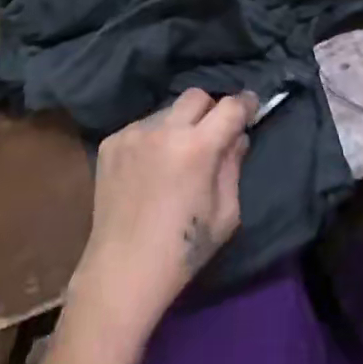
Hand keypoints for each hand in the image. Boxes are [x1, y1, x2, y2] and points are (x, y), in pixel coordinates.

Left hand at [67, 89, 258, 340]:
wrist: (124, 267)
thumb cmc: (183, 248)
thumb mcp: (225, 213)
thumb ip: (233, 166)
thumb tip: (237, 137)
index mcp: (196, 147)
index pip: (229, 108)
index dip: (246, 103)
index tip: (252, 105)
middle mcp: (162, 129)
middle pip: (195, 96)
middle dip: (211, 109)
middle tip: (213, 134)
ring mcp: (132, 132)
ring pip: (165, 112)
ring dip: (178, 126)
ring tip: (176, 158)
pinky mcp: (110, 142)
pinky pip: (141, 128)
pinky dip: (152, 140)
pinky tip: (149, 170)